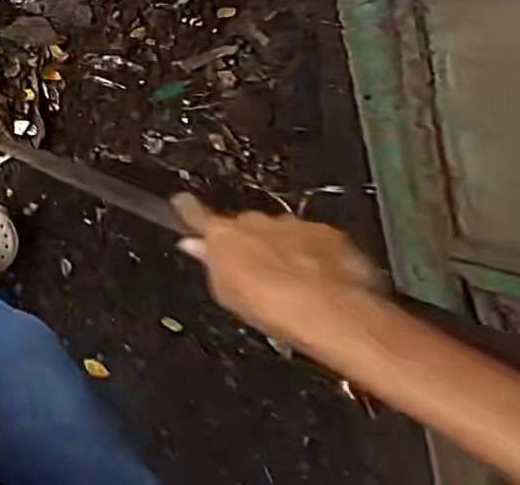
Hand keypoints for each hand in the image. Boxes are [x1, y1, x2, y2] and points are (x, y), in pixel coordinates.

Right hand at [172, 193, 386, 339]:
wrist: (336, 315)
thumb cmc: (272, 306)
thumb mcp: (226, 292)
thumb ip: (210, 263)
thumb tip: (197, 248)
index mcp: (218, 232)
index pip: (192, 210)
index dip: (187, 208)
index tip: (184, 203)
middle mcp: (251, 221)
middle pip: (243, 224)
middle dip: (249, 239)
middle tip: (259, 266)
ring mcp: (290, 226)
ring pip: (280, 231)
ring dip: (284, 246)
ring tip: (299, 278)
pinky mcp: (330, 234)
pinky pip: (316, 238)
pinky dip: (317, 252)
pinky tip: (325, 277)